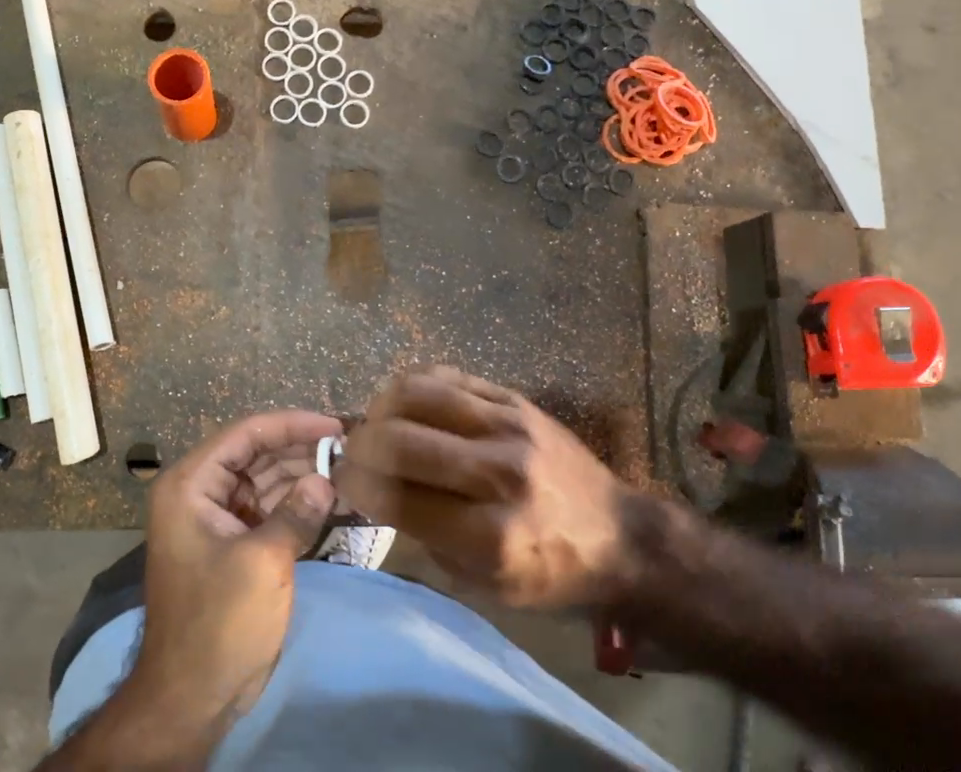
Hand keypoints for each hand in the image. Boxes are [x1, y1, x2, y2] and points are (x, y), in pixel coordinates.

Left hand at [132, 410, 341, 727]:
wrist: (192, 693)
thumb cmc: (220, 620)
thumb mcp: (263, 561)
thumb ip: (296, 512)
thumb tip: (326, 479)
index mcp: (190, 485)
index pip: (245, 434)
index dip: (291, 425)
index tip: (336, 425)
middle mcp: (200, 493)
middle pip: (255, 455)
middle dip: (301, 450)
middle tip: (352, 447)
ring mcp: (216, 520)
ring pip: (265, 482)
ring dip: (303, 477)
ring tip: (350, 470)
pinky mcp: (234, 546)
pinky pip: (268, 512)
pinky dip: (298, 506)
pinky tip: (334, 500)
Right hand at [335, 366, 643, 608]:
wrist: (620, 536)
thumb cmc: (548, 573)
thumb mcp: (481, 583)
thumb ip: (422, 536)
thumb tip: (372, 489)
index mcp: (489, 534)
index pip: (395, 496)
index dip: (355, 486)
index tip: (340, 483)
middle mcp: (498, 474)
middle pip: (399, 439)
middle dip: (359, 447)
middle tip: (351, 455)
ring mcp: (509, 428)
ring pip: (416, 393)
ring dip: (380, 408)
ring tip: (376, 425)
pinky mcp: (517, 400)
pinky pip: (447, 376)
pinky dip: (413, 387)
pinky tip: (406, 405)